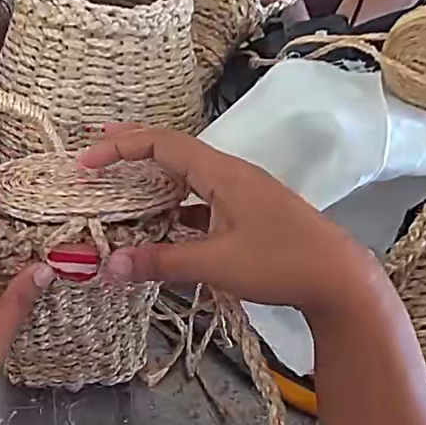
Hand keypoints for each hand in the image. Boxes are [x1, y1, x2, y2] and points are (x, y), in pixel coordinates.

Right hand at [81, 125, 388, 322]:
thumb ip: (161, 263)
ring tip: (123, 185)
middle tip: (96, 152)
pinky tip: (164, 225)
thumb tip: (109, 266)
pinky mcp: (249, 215)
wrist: (339, 280)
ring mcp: (242, 194)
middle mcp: (231, 174)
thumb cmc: (280, 262)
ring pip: (188, 178)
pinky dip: (176, 208)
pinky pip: (202, 201)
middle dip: (133, 150)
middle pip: (173, 152)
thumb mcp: (216, 264)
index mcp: (222, 173)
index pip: (162, 144)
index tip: (86, 161)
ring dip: (154, 180)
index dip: (120, 148)